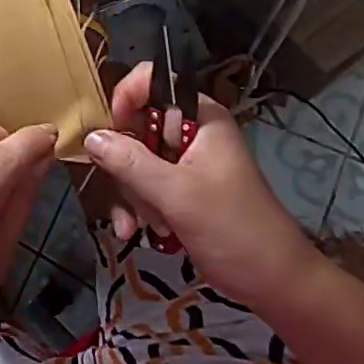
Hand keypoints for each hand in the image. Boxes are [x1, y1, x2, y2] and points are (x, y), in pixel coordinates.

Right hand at [84, 63, 321, 307]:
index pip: (152, 82)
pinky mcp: (180, 189)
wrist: (273, 281)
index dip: (126, 100)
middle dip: (125, 164)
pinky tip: (135, 231)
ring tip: (140, 225)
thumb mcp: (177, 194)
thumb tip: (90, 136)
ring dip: (130, 193)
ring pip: (135, 159)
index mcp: (201, 117)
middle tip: (130, 195)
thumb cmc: (232, 228)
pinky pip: (143, 184)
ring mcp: (185, 161)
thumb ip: (130, 162)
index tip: (112, 135)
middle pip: (137, 125)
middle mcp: (192, 132)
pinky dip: (137, 206)